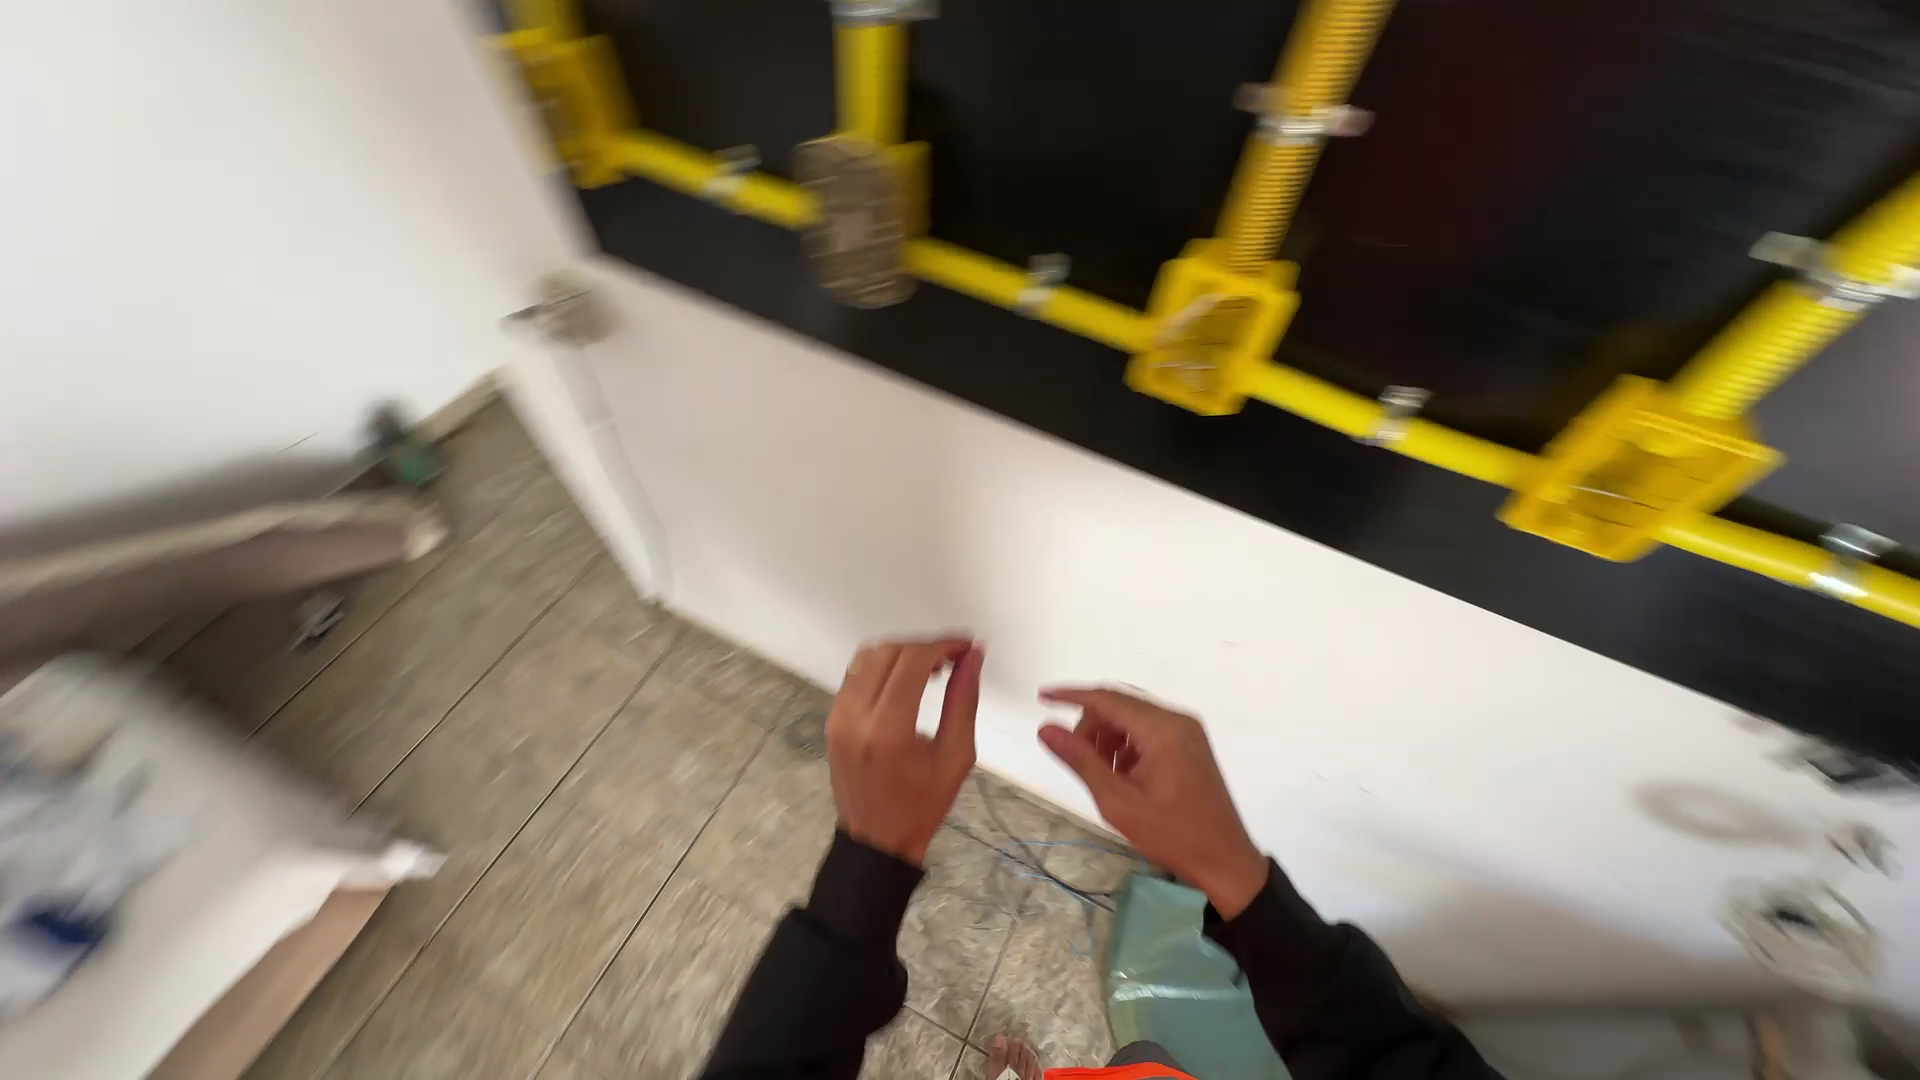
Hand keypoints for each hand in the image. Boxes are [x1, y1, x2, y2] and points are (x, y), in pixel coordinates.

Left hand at [826, 636, 982, 864]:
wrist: (875, 841)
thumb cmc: (921, 807)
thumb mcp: (956, 757)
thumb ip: (964, 701)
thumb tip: (973, 658)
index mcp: (888, 730)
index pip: (913, 662)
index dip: (943, 645)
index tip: (967, 647)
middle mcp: (855, 716)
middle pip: (889, 652)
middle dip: (925, 646)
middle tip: (954, 657)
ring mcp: (838, 716)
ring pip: (868, 656)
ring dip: (902, 651)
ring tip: (932, 666)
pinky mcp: (832, 718)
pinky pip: (856, 673)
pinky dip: (883, 665)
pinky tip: (906, 678)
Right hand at [1038, 686, 1268, 917]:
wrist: (1225, 862)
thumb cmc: (1171, 835)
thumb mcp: (1117, 801)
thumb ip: (1080, 760)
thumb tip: (1046, 728)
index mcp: (1162, 729)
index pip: (1106, 698)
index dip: (1071, 696)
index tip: (1041, 697)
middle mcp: (1177, 719)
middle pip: (1119, 704)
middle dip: (1090, 725)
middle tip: (1076, 757)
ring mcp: (1187, 730)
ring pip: (1132, 716)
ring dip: (1108, 735)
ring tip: (1100, 772)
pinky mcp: (1190, 743)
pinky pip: (1148, 729)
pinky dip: (1126, 743)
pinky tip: (1121, 773)